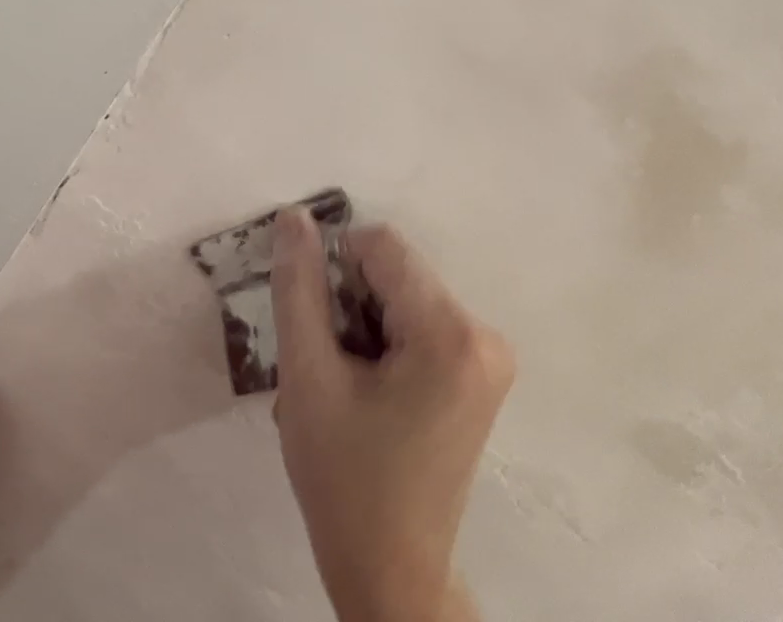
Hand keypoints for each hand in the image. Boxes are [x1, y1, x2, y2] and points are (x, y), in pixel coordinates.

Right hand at [270, 209, 514, 621]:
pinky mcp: (479, 377)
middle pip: (394, 273)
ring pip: (401, 297)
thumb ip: (299, 288)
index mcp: (450, 334)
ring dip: (359, 325)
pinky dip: (380, 343)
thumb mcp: (307, 374)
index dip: (332, 270)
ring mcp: (488, 360)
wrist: (389, 564)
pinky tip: (365, 392)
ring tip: (343, 385)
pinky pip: (417, 325)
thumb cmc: (343, 473)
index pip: (381, 246)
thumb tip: (293, 218)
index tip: (315, 326)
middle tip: (326, 365)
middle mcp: (484, 336)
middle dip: (347, 303)